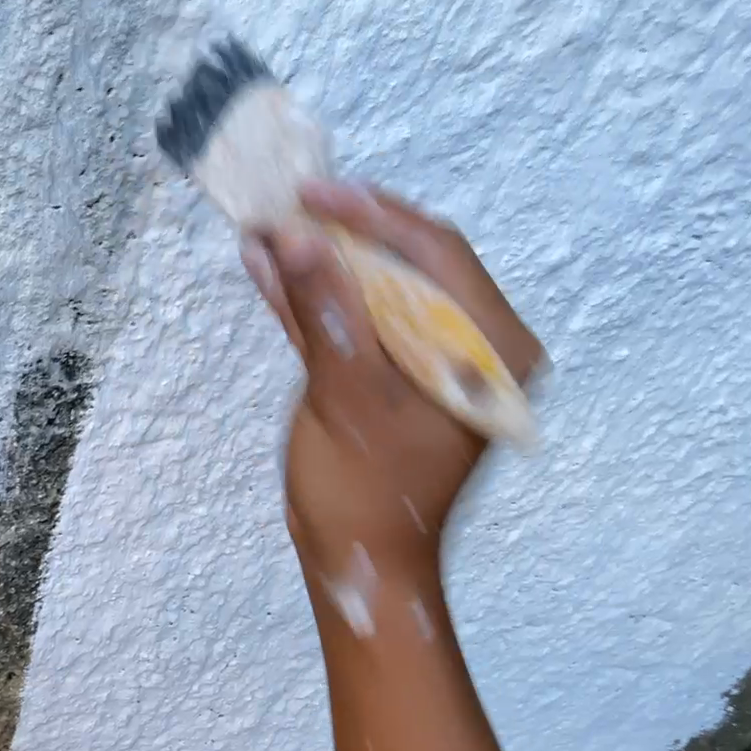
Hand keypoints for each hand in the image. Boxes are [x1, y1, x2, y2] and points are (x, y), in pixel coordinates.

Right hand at [240, 181, 543, 580]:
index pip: (436, 254)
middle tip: (286, 201)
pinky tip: (266, 268)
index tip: (312, 193)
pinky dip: (307, 298)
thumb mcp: (346, 397)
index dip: (373, 216)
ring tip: (265, 228)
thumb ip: (327, 314)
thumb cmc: (364, 488)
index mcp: (486, 348)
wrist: (354, 557)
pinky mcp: (378, 374)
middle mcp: (462, 344)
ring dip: (316, 261)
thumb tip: (298, 235)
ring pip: (368, 289)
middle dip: (340, 232)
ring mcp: (418, 358)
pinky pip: (345, 322)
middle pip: (402, 264)